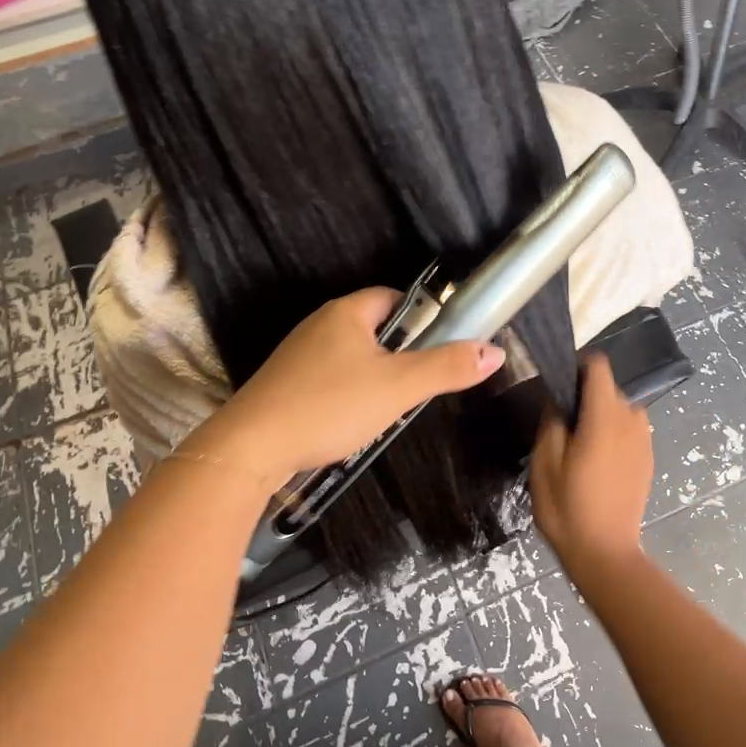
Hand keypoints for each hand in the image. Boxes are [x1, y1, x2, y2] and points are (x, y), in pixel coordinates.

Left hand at [178, 288, 505, 480]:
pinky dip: (349, 396)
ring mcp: (298, 357)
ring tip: (391, 408)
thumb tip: (495, 351)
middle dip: (402, 353)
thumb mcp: (399, 387)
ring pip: (353, 358)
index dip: (423, 316)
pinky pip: (330, 380)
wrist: (250, 448)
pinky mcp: (285, 386)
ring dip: (376, 377)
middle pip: (375, 328)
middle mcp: (319, 325)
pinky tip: (354, 422)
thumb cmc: (329, 406)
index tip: (442, 345)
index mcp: (346, 313)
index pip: (394, 298)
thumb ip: (447, 367)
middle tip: (421, 382)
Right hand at [529, 354, 654, 571]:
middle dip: (585, 399)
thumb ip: (552, 422)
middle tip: (561, 429)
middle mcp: (632, 420)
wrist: (605, 554)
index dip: (577, 368)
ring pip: (619, 411)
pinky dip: (613, 436)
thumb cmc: (568, 508)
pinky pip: (628, 431)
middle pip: (608, 389)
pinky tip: (596, 465)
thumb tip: (560, 400)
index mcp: (605, 416)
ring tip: (579, 449)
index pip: (598, 366)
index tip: (559, 388)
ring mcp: (645, 440)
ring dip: (600, 418)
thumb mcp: (544, 463)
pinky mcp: (649, 459)